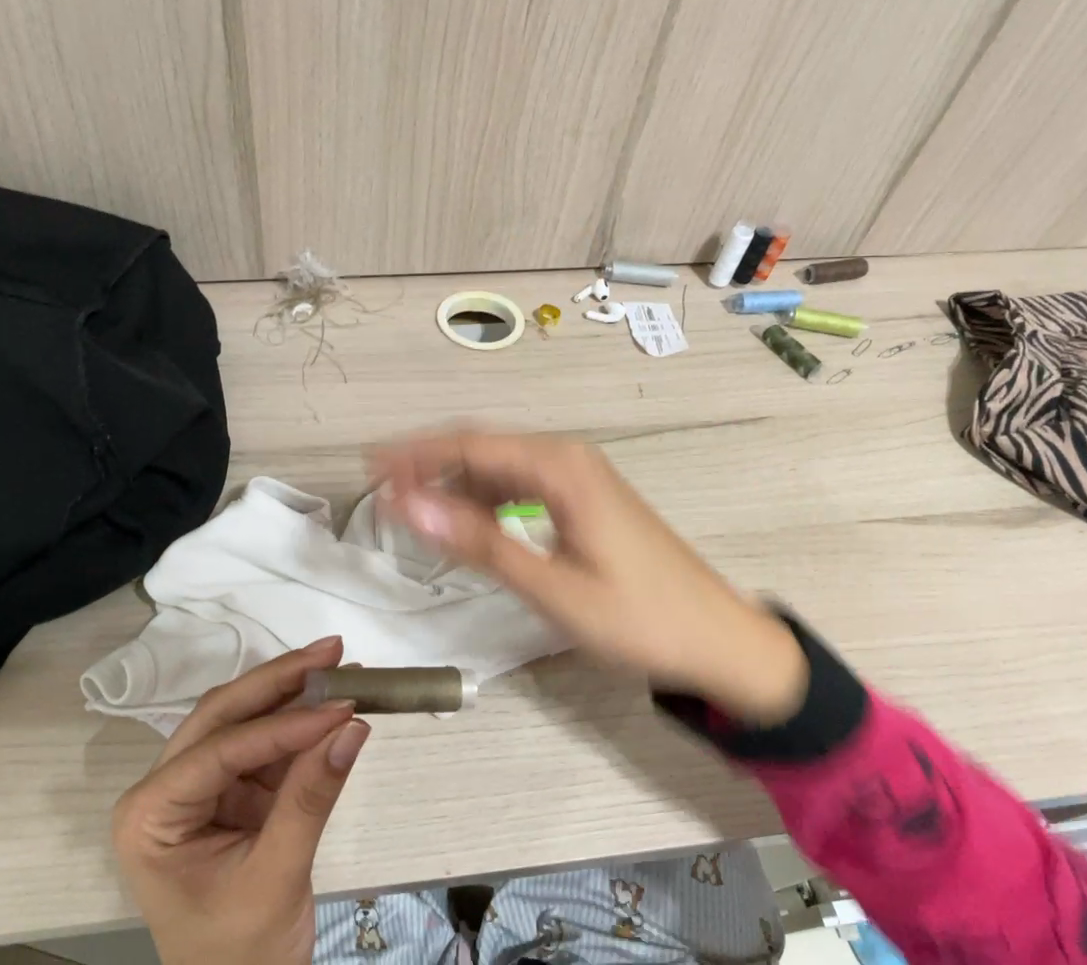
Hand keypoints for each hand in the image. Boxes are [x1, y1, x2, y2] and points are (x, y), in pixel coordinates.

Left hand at [112, 637, 370, 964]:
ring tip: (343, 668)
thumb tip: (353, 728)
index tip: (340, 705)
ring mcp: (198, 788)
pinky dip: (300, 728)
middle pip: (223, 717)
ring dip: (294, 696)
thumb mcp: (276, 879)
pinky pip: (265, 750)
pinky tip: (334, 707)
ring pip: (244, 723)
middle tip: (334, 651)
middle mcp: (165, 789)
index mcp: (150, 814)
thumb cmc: (242, 954)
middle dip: (280, 682)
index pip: (218, 751)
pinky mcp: (230, 794)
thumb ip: (310, 799)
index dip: (281, 724)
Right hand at [370, 429, 807, 723]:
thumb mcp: (551, 587)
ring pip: (500, 465)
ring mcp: (580, 476)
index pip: (469, 446)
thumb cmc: (638, 619)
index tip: (368, 469)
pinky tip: (466, 521)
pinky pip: (521, 483)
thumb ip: (477, 543)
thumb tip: (407, 506)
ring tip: (412, 508)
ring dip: (454, 482)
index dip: (414, 456)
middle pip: (482, 447)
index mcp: (561, 469)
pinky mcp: (585, 498)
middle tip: (381, 489)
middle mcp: (568, 458)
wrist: (719, 640)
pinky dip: (485, 497)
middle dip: (428, 464)